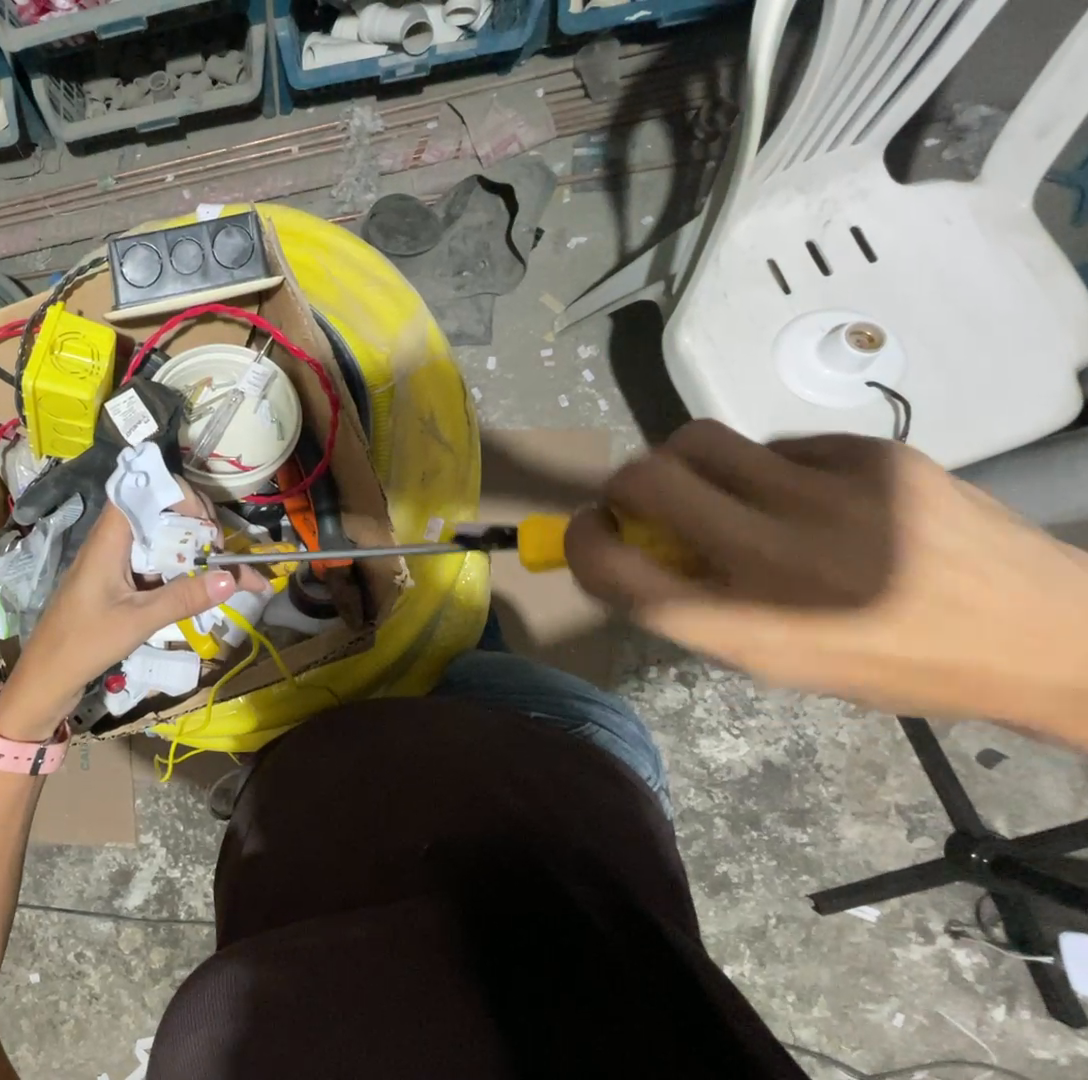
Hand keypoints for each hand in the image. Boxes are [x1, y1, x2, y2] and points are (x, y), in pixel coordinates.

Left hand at [0, 489, 268, 741]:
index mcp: (108, 539)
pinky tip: (204, 588)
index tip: (207, 524)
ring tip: (225, 571)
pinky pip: (154, 566)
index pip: (142, 490)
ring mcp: (114, 564)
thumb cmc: (84, 643)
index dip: (179, 495)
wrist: (46, 678)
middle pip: (158, 514)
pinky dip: (179, 573)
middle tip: (222, 553)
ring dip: (191, 552)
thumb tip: (232, 578)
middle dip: (196, 526)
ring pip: (160, 542)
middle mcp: (111, 543)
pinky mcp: (118, 585)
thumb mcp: (138, 621)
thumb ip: (184, 597)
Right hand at [566, 420, 1087, 740]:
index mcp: (739, 624)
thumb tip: (632, 543)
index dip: (580, 540)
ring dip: (685, 463)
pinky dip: (770, 465)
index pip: (609, 563)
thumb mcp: (772, 660)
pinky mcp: (874, 454)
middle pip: (641, 478)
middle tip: (644, 500)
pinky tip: (815, 495)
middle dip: (622, 486)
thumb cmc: (889, 664)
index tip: (591, 531)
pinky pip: (778, 442)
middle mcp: (772, 555)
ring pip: (699, 439)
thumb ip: (691, 603)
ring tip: (728, 489)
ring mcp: (828, 494)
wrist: (1047, 636)